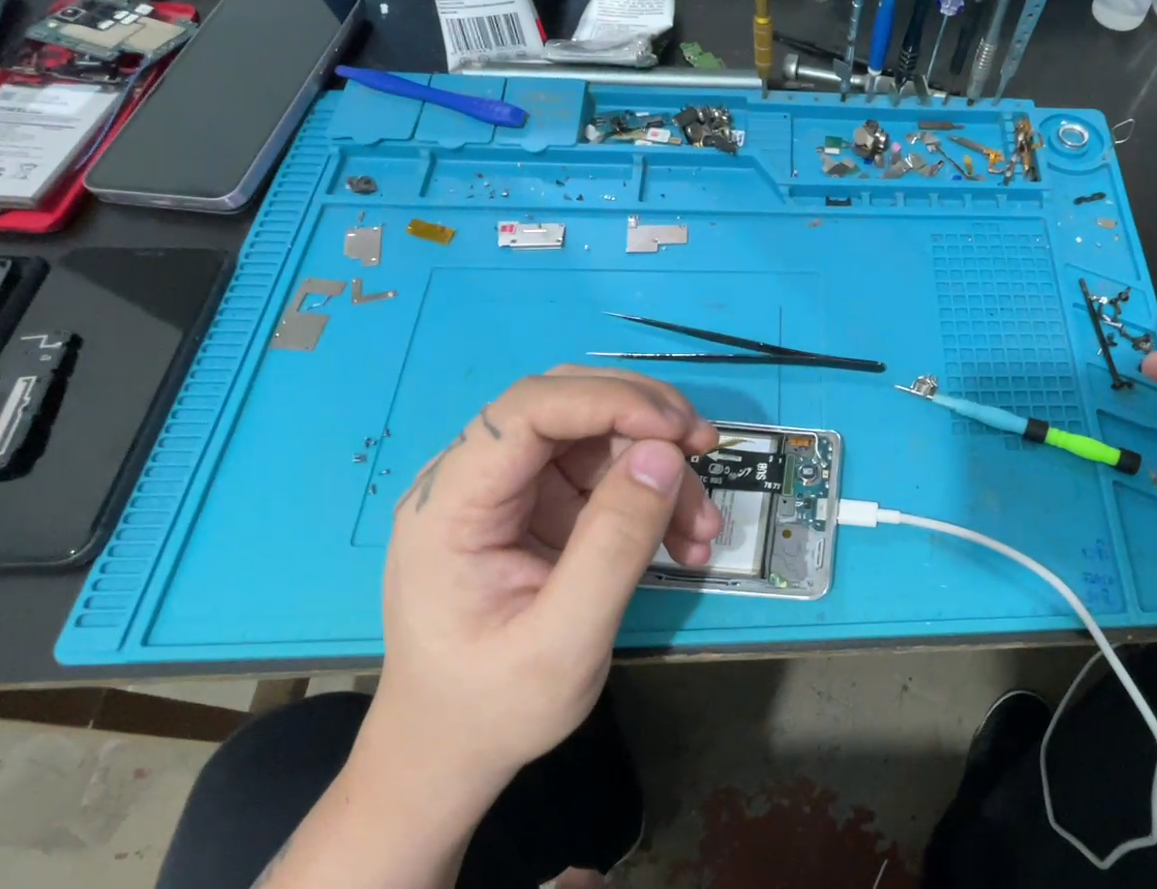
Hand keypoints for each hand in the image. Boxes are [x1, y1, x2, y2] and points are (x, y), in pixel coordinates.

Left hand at [361, 366, 721, 802]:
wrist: (454, 754)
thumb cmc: (494, 707)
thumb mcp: (564, 640)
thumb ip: (614, 545)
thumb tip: (665, 455)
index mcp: (451, 506)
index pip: (527, 412)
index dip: (609, 402)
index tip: (680, 433)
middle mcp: (475, 482)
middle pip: (565, 406)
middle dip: (643, 420)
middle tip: (705, 450)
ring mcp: (510, 493)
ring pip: (598, 439)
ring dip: (660, 471)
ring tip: (703, 531)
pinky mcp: (540, 510)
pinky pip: (607, 477)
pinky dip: (654, 500)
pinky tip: (685, 544)